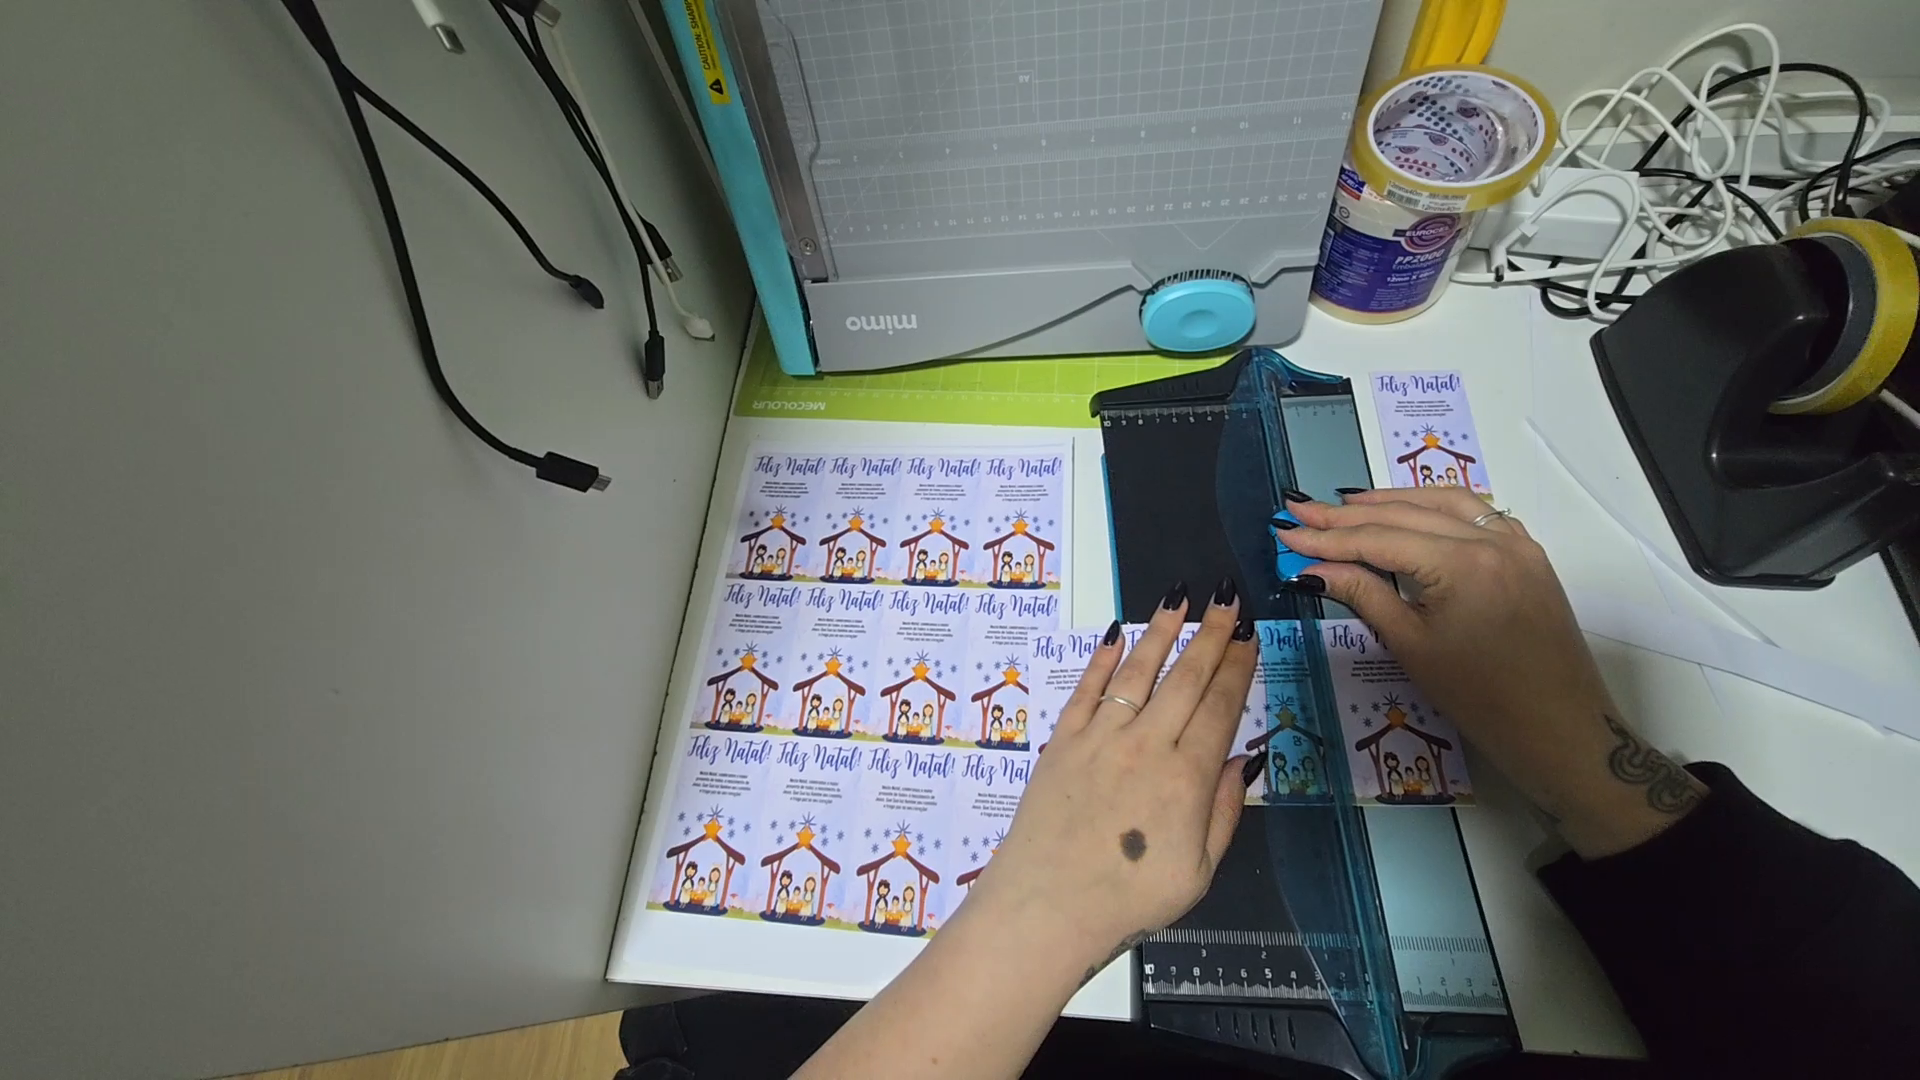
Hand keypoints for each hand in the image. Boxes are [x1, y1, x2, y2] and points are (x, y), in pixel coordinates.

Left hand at [965, 581, 1256, 982]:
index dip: (1238, 667)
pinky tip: (1115, 634)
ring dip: (1160, 632)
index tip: (1249, 635)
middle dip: (1210, 634)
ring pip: (1138, 672)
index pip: (1221, 707)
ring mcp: (1100, 736)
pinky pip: (1087, 689)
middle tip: (1225, 598)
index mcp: (1186, 776)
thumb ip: (1222, 810)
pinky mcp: (1063, 739)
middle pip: (1186, 678)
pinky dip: (1101, 659)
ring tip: (1178, 599)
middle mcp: (1146, 743)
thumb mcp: (1198, 870)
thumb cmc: (1128, 897)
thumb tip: (1241, 759)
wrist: (1048, 904)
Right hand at [1278, 487, 1704, 856]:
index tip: (1285, 529)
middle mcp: (1491, 540)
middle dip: (1347, 513)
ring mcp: (1516, 543)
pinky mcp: (1527, 555)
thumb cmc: (1477, 696)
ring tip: (1344, 503)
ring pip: (1442, 502)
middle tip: (1299, 508)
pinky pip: (1476, 513)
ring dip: (1389, 501)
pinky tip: (1409, 511)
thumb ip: (1361, 594)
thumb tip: (1311, 570)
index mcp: (1461, 565)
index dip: (1326, 536)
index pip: (1378, 539)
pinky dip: (1434, 506)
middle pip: (1405, 514)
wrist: (1561, 731)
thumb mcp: (1409, 645)